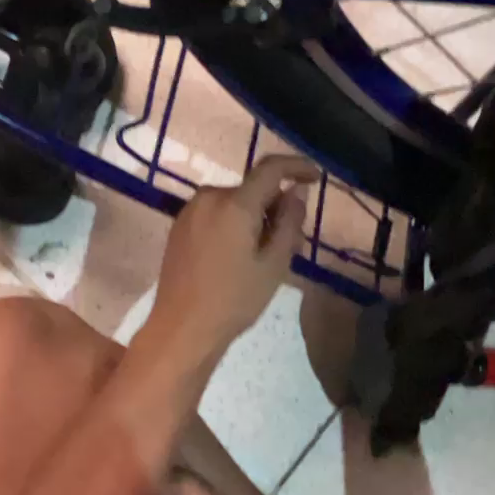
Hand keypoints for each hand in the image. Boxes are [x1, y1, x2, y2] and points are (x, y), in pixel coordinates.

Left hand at [146, 155, 319, 360]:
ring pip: (233, 202)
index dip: (297, 166)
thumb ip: (289, 222)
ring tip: (262, 256)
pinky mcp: (179, 226)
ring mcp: (189, 211)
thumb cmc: (234, 301)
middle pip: (252, 189)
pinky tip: (235, 257)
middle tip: (290, 242)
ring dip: (253, 217)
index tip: (315, 177)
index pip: (271, 168)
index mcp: (234, 204)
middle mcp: (208, 198)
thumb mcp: (274, 265)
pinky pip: (215, 213)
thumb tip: (295, 191)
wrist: (181, 328)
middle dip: (274, 206)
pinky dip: (232, 224)